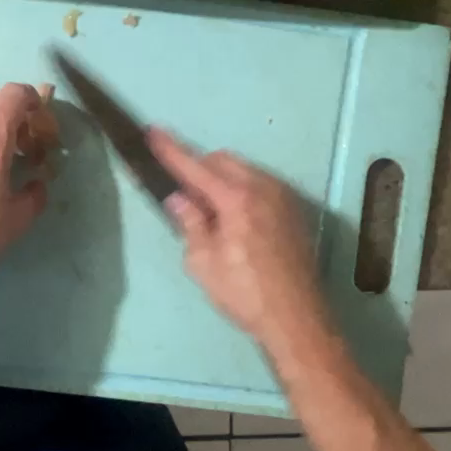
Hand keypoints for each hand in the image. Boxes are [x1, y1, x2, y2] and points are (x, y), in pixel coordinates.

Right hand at [149, 130, 333, 346]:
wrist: (297, 318)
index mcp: (235, 199)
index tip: (152, 132)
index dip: (170, 150)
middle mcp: (262, 188)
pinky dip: (242, 190)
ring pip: (244, 171)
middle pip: (222, 160)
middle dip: (199, 167)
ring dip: (222, 179)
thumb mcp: (202, 262)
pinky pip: (261, 185)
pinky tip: (236, 220)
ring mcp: (282, 197)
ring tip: (210, 211)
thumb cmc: (243, 293)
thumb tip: (180, 198)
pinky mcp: (294, 210)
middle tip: (183, 192)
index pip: (194, 167)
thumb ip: (190, 223)